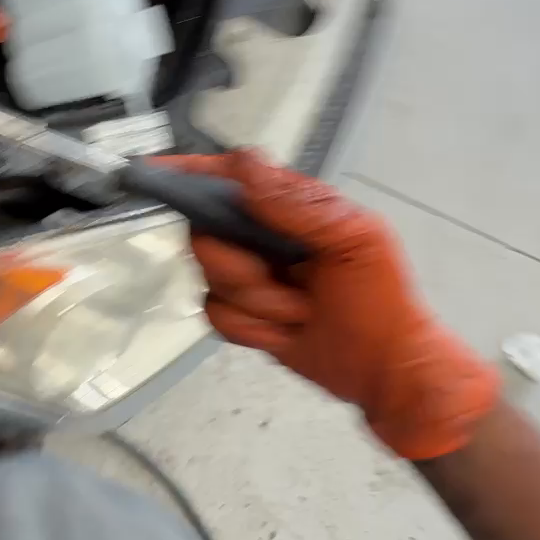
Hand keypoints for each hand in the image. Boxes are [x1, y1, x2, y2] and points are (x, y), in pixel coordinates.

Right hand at [162, 151, 498, 460]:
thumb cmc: (382, 300)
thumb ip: (299, 203)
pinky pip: (215, 314)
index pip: (227, 176)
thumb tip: (244, 166)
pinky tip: (284, 334)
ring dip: (257, 303)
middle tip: (290, 283)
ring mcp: (245, 274)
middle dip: (243, 268)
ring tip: (298, 312)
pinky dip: (252, 329)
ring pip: (210, 279)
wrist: (388, 373)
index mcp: (286, 206)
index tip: (150, 171)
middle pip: (205, 234)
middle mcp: (257, 234)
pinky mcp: (239, 311)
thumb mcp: (356, 239)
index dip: (187, 171)